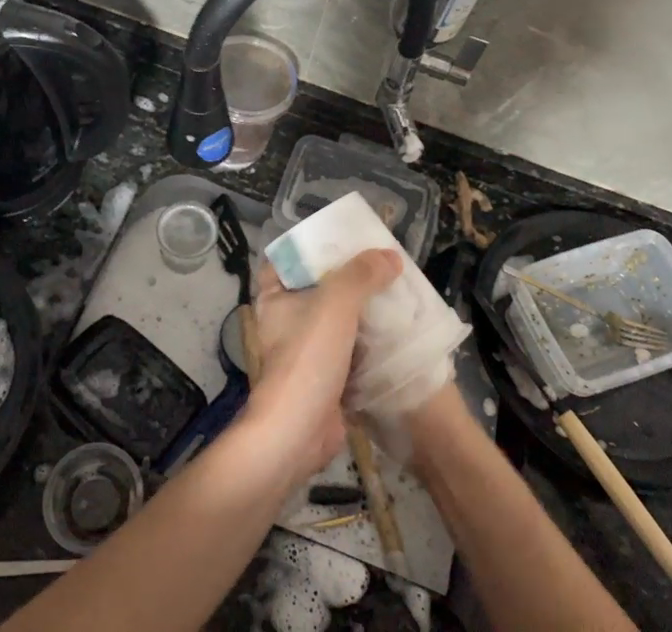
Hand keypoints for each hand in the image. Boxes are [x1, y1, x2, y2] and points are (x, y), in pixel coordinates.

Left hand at [237, 249, 400, 484]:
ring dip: (363, 312)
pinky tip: (396, 333)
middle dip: (349, 278)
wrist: (297, 432)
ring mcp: (307, 351)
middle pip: (319, 289)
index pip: (287, 260)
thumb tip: (390, 256)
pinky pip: (351, 351)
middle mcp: (287, 321)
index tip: (344, 239)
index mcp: (276, 298)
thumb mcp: (334, 304)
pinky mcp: (326, 378)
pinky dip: (369, 343)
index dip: (312, 246)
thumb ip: (361, 276)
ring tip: (396, 293)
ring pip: (338, 321)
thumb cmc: (306, 360)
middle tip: (382, 265)